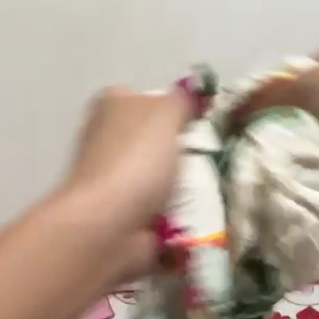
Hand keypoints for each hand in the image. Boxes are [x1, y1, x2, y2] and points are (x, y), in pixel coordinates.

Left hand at [54, 86, 192, 282]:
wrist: (110, 225)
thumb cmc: (136, 160)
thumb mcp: (166, 113)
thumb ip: (182, 100)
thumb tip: (191, 93)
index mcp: (111, 106)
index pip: (147, 99)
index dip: (175, 111)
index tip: (200, 127)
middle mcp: (107, 141)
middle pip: (157, 143)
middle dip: (184, 156)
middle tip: (211, 163)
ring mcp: (114, 182)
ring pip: (162, 181)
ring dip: (185, 191)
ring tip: (209, 195)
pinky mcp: (123, 217)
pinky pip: (162, 215)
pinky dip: (178, 220)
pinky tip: (193, 220)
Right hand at [240, 31, 318, 212]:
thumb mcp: (309, 86)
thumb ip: (267, 98)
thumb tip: (231, 113)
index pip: (293, 72)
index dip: (267, 97)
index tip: (243, 124)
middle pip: (303, 108)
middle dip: (282, 129)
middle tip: (256, 149)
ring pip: (315, 139)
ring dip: (301, 154)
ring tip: (280, 168)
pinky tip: (304, 181)